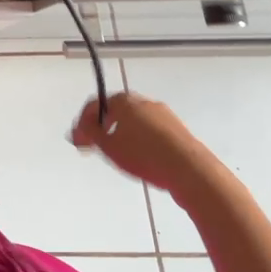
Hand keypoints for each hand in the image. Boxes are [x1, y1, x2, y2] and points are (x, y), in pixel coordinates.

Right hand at [70, 92, 217, 194]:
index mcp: (124, 100)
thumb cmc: (145, 156)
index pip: (95, 105)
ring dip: (122, 134)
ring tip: (119, 155)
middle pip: (116, 111)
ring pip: (135, 122)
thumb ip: (90, 134)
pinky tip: (142, 159)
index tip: (79, 142)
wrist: (192, 171)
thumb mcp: (108, 147)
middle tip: (96, 147)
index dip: (83, 123)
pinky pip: (152, 132)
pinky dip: (141, 141)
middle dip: (103, 127)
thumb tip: (81, 128)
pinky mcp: (178, 131)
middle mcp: (143, 102)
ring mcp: (164, 115)